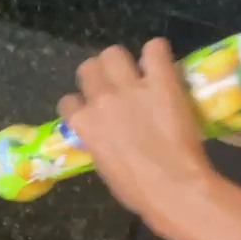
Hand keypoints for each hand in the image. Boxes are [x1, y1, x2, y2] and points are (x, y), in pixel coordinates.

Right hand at [59, 38, 225, 239]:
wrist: (172, 187)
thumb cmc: (136, 189)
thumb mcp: (103, 166)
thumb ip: (98, 142)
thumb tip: (104, 136)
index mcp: (83, 124)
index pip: (68, 101)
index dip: (80, 103)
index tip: (91, 109)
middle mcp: (101, 100)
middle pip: (88, 68)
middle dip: (98, 74)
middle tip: (113, 85)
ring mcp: (131, 89)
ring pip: (113, 54)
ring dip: (122, 61)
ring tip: (135, 71)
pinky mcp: (162, 82)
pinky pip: (154, 49)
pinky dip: (156, 53)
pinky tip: (160, 64)